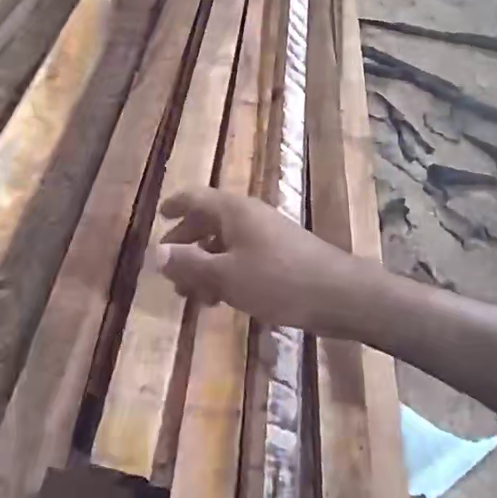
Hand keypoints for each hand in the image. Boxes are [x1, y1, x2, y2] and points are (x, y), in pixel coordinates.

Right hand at [151, 186, 382, 335]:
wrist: (340, 295)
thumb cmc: (278, 280)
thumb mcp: (225, 275)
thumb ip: (189, 264)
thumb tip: (155, 253)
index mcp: (233, 210)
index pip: (195, 198)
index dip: (175, 206)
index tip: (159, 216)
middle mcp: (249, 215)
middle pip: (208, 222)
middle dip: (187, 245)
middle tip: (170, 269)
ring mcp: (267, 235)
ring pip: (225, 244)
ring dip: (205, 265)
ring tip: (192, 296)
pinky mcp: (281, 255)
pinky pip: (243, 257)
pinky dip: (225, 273)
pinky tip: (222, 300)